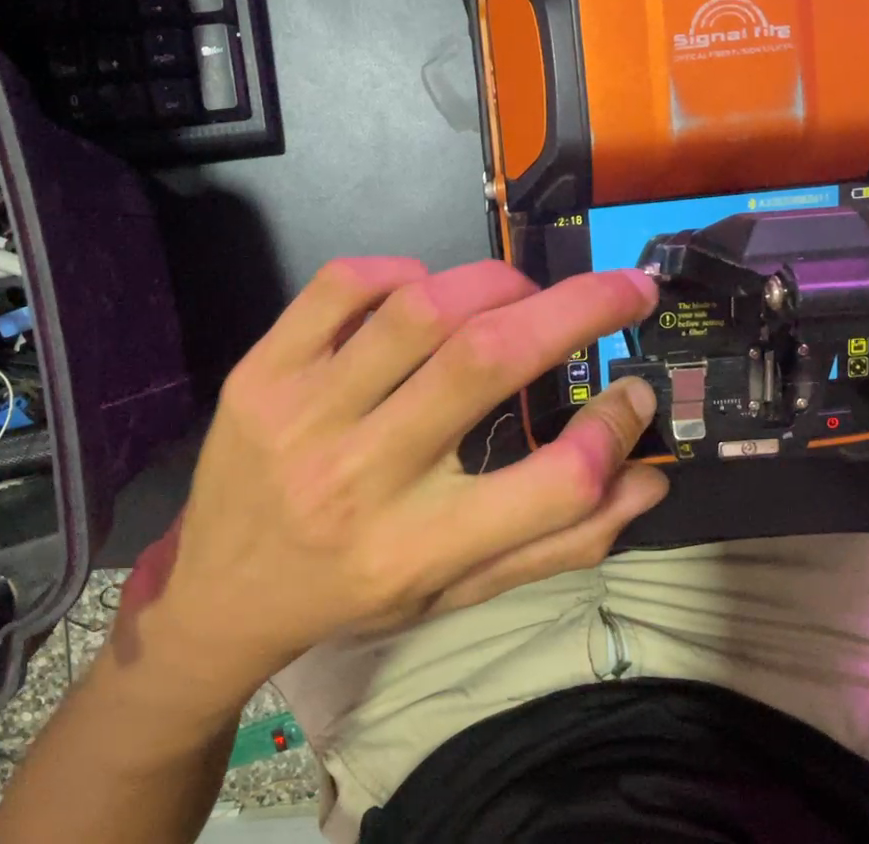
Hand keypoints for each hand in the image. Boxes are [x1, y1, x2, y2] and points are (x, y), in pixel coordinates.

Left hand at [120, 258, 668, 701]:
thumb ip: (558, 543)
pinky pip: (339, 287)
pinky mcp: (259, 375)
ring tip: (523, 292)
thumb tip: (650, 476)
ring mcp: (303, 417)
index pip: (553, 480)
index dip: (615, 429)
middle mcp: (364, 478)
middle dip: (579, 309)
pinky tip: (423, 288)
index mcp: (422, 548)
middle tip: (625, 288)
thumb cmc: (354, 597)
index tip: (633, 392)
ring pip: (419, 311)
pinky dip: (399, 271)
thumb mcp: (458, 595)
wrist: (218, 596)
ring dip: (496, 283)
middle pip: (488, 363)